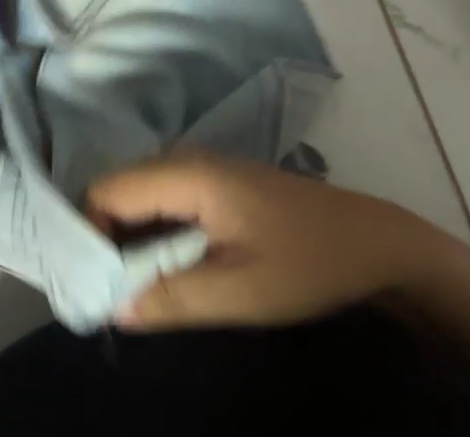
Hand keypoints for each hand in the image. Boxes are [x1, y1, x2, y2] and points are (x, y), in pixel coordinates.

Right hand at [86, 153, 442, 330]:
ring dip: (128, 239)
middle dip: (105, 239)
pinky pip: (161, 200)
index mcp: (188, 175)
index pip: (107, 192)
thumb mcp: (244, 291)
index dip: (91, 235)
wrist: (378, 242)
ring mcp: (199, 168)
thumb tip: (113, 308)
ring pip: (137, 196)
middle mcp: (185, 160)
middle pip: (117, 190)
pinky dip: (151, 233)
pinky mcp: (212, 183)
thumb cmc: (311, 263)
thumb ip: (175, 297)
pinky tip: (164, 269)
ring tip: (134, 286)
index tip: (100, 284)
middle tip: (113, 292)